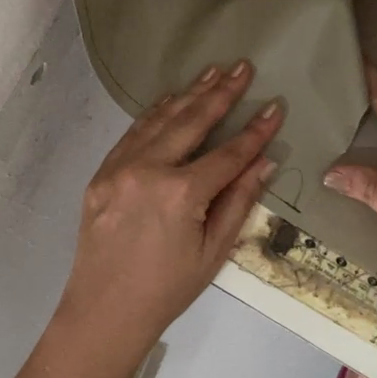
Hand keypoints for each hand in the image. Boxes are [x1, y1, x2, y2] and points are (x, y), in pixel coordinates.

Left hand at [58, 60, 283, 359]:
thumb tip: (264, 162)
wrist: (104, 310)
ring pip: (158, 120)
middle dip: (220, 93)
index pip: (228, 153)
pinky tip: (171, 100)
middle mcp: (147, 170)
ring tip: (212, 73)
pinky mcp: (101, 174)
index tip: (275, 106)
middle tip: (243, 66)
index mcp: (180, 193)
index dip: (255, 131)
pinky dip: (153, 114)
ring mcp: (118, 168)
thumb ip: (238, 201)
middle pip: (191, 122)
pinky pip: (131, 134)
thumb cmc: (167, 289)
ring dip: (187, 95)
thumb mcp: (213, 251)